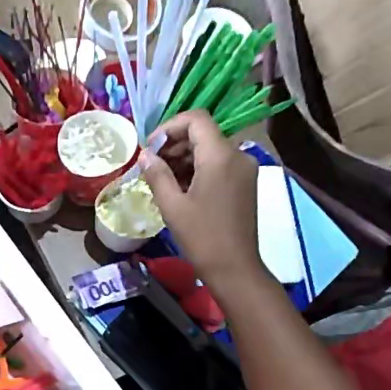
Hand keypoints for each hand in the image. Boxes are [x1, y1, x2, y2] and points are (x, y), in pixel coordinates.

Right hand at [138, 111, 266, 289]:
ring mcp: (245, 170)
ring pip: (211, 150)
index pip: (195, 120)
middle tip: (152, 165)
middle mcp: (237, 155)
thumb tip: (145, 156)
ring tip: (163, 179)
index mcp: (220, 155)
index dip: (169, 128)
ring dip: (186, 158)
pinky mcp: (246, 184)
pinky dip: (200, 170)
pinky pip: (220, 165)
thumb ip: (157, 175)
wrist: (235, 269)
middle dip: (175, 144)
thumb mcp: (172, 206)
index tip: (150, 148)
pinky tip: (181, 188)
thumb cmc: (202, 238)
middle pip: (203, 134)